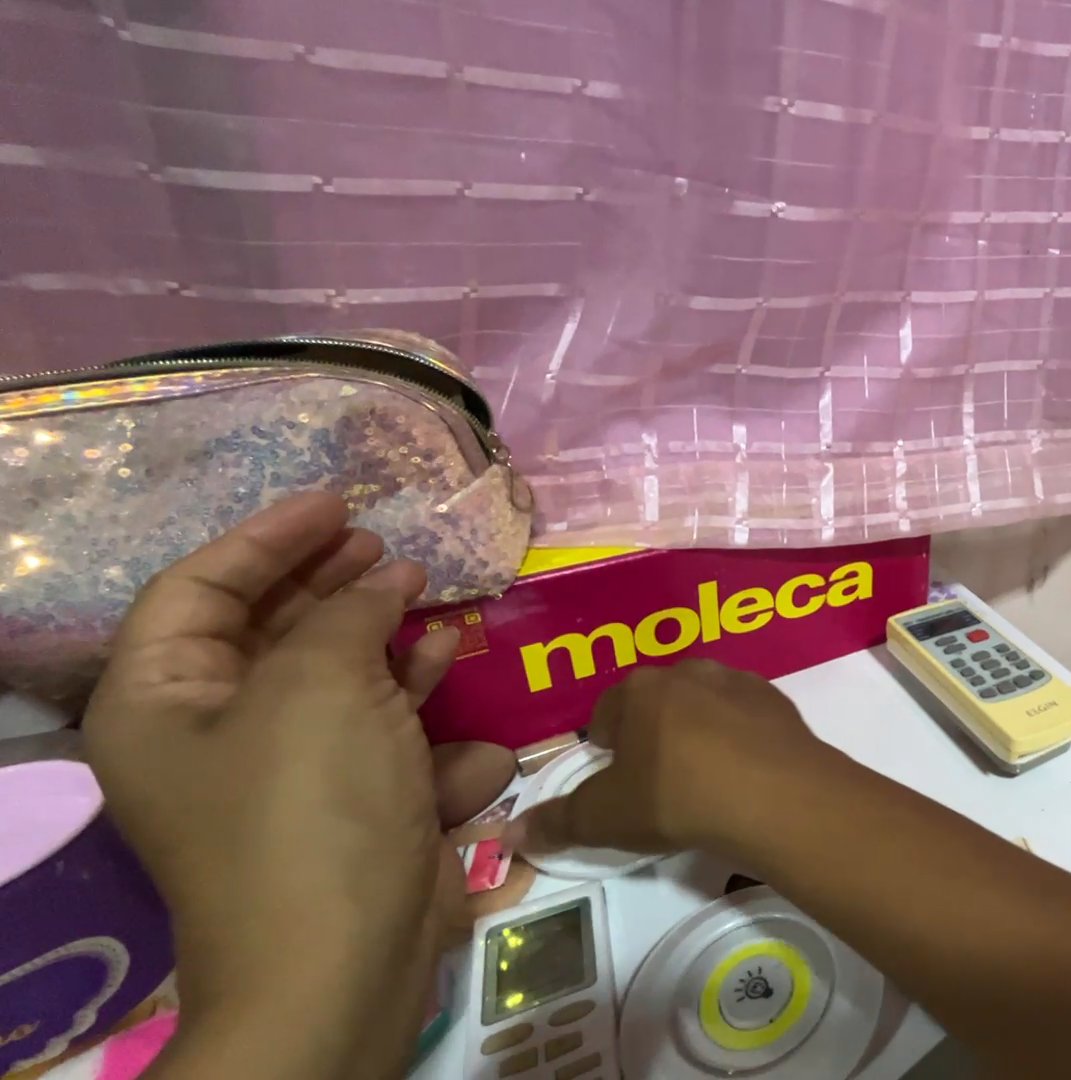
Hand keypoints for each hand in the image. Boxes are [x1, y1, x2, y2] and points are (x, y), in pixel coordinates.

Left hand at [82, 494, 468, 1078]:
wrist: (348, 948)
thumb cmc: (311, 805)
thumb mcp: (323, 686)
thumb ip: (352, 613)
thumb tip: (385, 573)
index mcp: (166, 703)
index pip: (202, 589)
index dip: (269, 536)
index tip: (340, 500)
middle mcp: (218, 728)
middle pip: (269, 625)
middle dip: (329, 576)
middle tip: (386, 539)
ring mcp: (290, 762)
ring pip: (334, 668)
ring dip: (380, 624)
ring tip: (425, 585)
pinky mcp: (353, 789)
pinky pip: (380, 714)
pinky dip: (414, 682)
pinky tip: (453, 652)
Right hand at [510, 661, 838, 859]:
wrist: (771, 792)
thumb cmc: (675, 797)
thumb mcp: (605, 818)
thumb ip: (557, 822)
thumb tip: (511, 833)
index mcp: (640, 690)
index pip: (608, 711)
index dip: (607, 745)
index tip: (616, 777)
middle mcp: (689, 671)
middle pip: (659, 701)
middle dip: (654, 733)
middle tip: (659, 780)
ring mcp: (739, 681)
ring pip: (706, 703)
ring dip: (700, 729)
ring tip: (705, 776)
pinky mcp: (778, 699)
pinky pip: (748, 715)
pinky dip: (741, 736)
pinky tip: (745, 770)